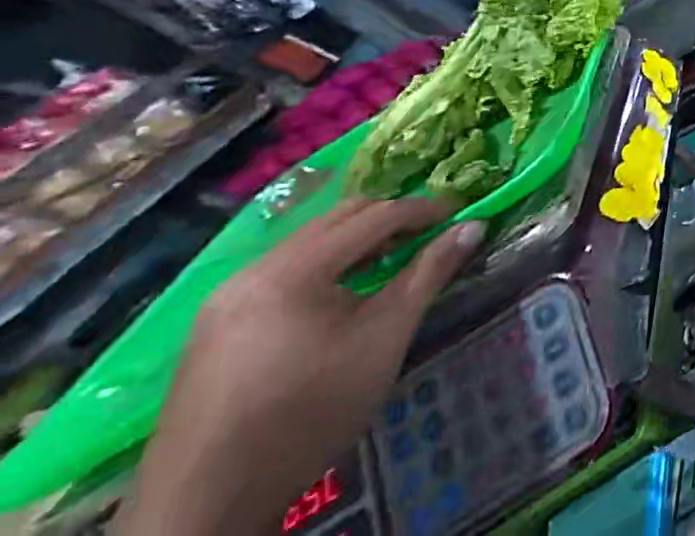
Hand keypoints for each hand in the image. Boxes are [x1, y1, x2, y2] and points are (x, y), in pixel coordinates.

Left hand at [120, 198, 481, 535]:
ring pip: (308, 244)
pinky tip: (349, 292)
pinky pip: (286, 271)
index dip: (425, 209)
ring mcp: (226, 299)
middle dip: (391, 218)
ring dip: (360, 241)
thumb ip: (429, 273)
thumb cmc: (312, 407)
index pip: (373, 216)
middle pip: (335, 220)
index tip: (465, 213)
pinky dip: (329, 266)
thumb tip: (473, 226)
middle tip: (435, 232)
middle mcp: (252, 271)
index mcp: (291, 270)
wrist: (209, 497)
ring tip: (399, 259)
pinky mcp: (218, 325)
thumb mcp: (385, 336)